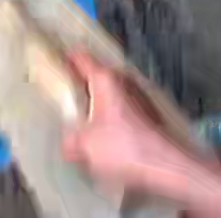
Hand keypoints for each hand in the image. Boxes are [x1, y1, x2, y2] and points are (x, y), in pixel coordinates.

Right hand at [62, 54, 220, 203]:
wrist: (164, 162)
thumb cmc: (121, 147)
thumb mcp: (85, 147)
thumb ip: (70, 141)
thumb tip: (69, 141)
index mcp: (105, 78)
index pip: (82, 57)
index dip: (68, 57)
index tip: (56, 60)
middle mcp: (123, 77)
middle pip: (97, 74)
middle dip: (82, 85)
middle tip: (66, 100)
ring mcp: (139, 91)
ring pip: (111, 91)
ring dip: (99, 103)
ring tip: (85, 123)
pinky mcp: (149, 108)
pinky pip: (123, 105)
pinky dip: (113, 115)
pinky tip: (108, 136)